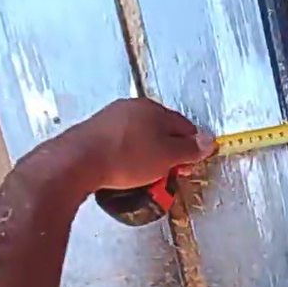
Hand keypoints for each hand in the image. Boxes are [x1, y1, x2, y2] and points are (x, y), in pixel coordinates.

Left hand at [54, 98, 215, 192]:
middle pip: (161, 131)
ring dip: (147, 157)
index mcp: (154, 109)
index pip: (184, 126)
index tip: (190, 165)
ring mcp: (111, 119)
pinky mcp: (95, 134)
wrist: (79, 161)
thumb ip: (189, 149)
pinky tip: (124, 173)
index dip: (191, 147)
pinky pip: (120, 146)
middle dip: (168, 153)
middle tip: (168, 175)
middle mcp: (132, 108)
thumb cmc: (125, 157)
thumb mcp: (166, 157)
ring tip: (146, 178)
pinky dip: (127, 159)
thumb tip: (208, 141)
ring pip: (140, 138)